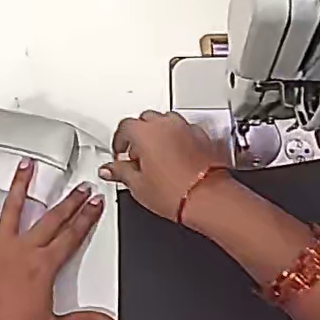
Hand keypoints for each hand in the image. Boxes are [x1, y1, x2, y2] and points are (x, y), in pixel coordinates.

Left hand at [0, 157, 119, 319]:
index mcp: (44, 267)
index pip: (73, 235)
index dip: (87, 217)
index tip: (95, 204)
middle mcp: (23, 251)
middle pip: (52, 218)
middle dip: (69, 201)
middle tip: (80, 187)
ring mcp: (0, 248)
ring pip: (14, 208)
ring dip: (22, 186)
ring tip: (27, 168)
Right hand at [99, 110, 230, 222]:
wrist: (208, 199)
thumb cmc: (176, 192)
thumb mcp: (137, 185)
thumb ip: (121, 171)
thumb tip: (111, 170)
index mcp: (145, 132)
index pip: (124, 127)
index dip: (119, 141)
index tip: (120, 153)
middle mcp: (167, 124)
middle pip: (146, 120)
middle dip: (139, 135)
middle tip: (136, 156)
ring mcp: (187, 129)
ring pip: (167, 122)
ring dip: (159, 134)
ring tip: (156, 157)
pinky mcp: (203, 137)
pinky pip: (185, 131)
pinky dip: (178, 139)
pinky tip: (176, 158)